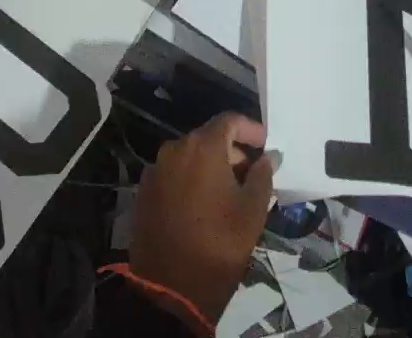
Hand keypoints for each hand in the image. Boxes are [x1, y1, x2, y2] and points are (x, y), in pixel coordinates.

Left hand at [130, 113, 275, 322]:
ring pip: (189, 157)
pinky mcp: (144, 193)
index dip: (250, 129)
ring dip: (211, 166)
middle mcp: (174, 150)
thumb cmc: (219, 244)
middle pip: (208, 138)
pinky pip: (173, 176)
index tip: (265, 145)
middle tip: (252, 174)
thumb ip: (263, 175)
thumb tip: (267, 157)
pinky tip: (204, 205)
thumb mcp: (253, 210)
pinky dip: (191, 181)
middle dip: (232, 151)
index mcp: (202, 147)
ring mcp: (155, 171)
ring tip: (230, 192)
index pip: (229, 120)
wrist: (171, 290)